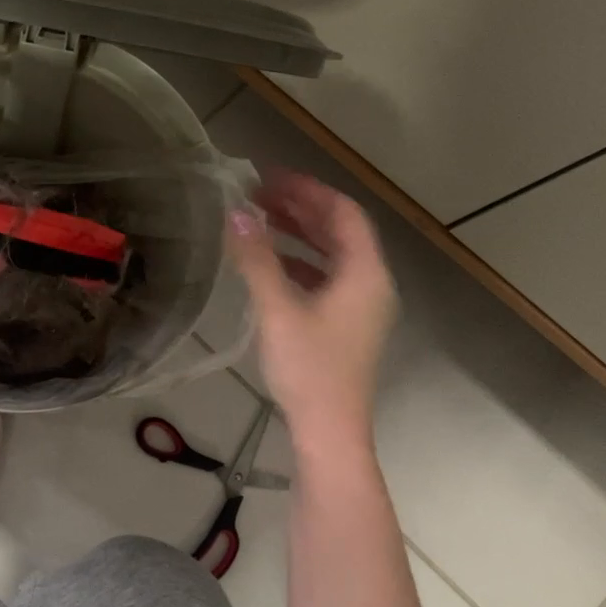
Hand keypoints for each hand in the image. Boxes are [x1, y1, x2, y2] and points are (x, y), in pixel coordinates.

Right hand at [228, 171, 396, 445]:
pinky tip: (269, 264)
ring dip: (298, 234)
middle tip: (257, 194)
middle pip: (339, 232)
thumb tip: (235, 212)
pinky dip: (299, 261)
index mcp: (364, 273)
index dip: (307, 190)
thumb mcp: (277, 308)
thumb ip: (257, 258)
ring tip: (259, 221)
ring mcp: (360, 307)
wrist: (329, 428)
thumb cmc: (308, 366)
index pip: (343, 213)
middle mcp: (370, 284)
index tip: (268, 177)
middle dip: (300, 209)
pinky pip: (325, 278)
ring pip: (332, 255)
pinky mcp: (344, 325)